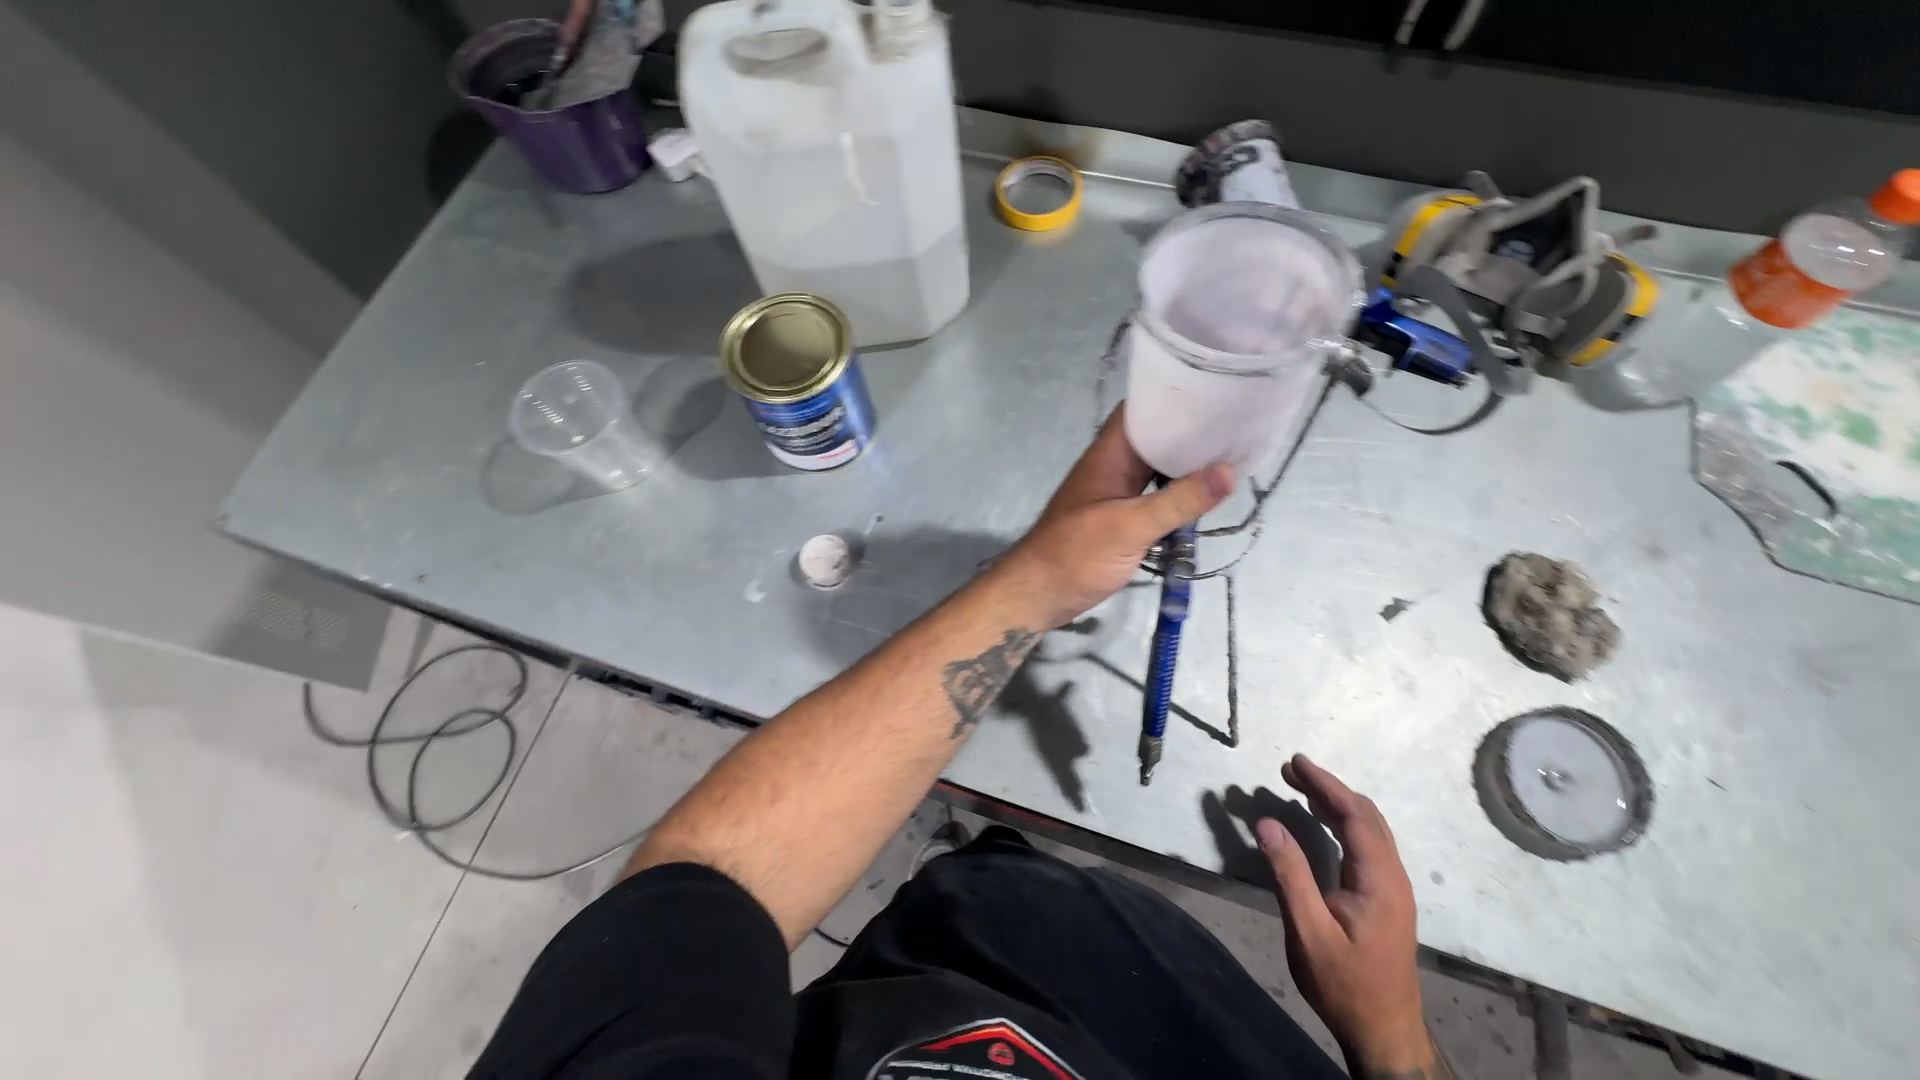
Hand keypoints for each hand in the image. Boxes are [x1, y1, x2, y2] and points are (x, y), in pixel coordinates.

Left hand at [996, 406, 1233, 630]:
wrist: (1040, 594)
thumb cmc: (1076, 554)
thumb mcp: (1130, 526)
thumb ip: (1179, 501)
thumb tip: (1230, 471)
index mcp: (1109, 455)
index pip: (1141, 410)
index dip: (1173, 397)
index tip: (1215, 391)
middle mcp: (1113, 468)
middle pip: (1155, 438)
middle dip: (1191, 431)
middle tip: (1238, 423)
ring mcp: (1117, 494)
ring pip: (1158, 469)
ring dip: (1188, 465)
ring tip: (1233, 454)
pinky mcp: (1122, 520)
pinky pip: (1156, 497)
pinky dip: (1179, 495)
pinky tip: (1206, 497)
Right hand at [1256, 755, 1438, 1077]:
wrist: (1384, 1031)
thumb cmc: (1344, 984)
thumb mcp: (1308, 931)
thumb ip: (1289, 874)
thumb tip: (1266, 822)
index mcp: (1380, 881)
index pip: (1355, 816)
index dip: (1325, 785)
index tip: (1295, 762)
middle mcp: (1393, 877)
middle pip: (1365, 816)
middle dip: (1328, 787)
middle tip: (1289, 770)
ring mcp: (1393, 888)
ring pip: (1369, 829)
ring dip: (1336, 803)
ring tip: (1299, 787)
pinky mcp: (1385, 898)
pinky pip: (1367, 844)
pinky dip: (1342, 822)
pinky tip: (1320, 822)